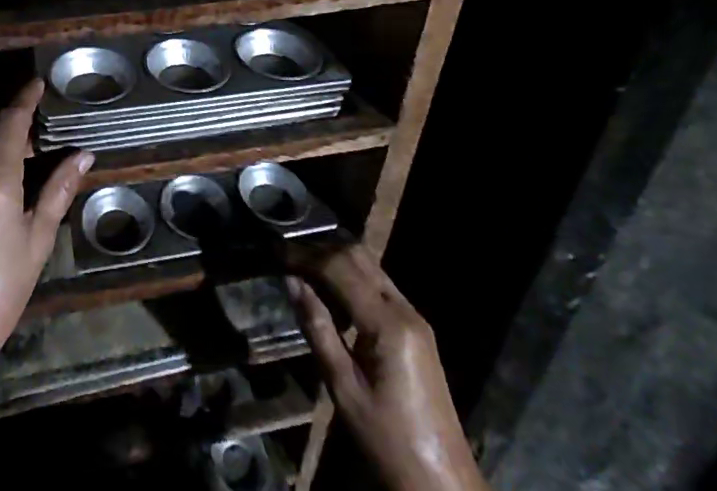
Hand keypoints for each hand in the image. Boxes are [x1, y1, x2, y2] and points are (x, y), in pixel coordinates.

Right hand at [286, 243, 490, 490]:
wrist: (440, 477)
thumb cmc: (386, 436)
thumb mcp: (342, 387)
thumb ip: (317, 328)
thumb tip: (292, 282)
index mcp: (388, 323)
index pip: (340, 268)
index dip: (306, 255)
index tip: (276, 251)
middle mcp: (405, 310)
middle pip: (360, 258)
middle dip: (321, 248)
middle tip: (287, 253)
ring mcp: (415, 318)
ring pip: (372, 268)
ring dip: (337, 259)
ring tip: (302, 264)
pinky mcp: (416, 330)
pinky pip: (380, 287)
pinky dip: (353, 277)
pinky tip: (330, 288)